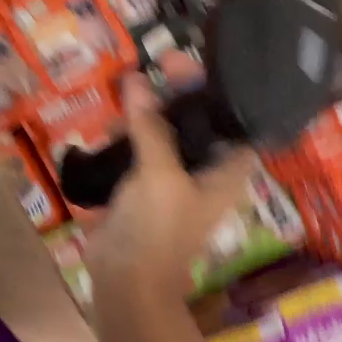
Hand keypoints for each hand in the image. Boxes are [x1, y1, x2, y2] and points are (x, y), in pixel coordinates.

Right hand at [85, 71, 257, 301]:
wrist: (126, 278)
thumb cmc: (158, 227)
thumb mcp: (158, 173)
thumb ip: (149, 127)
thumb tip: (136, 80)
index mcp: (227, 170)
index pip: (233, 118)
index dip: (215, 88)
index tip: (184, 63)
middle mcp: (204, 171)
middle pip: (195, 122)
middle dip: (173, 95)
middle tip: (148, 67)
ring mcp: (170, 181)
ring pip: (162, 135)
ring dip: (144, 113)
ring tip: (124, 91)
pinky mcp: (139, 190)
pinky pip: (136, 153)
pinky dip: (124, 136)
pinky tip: (108, 123)